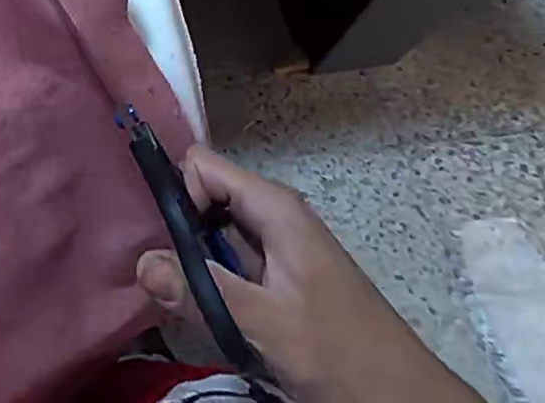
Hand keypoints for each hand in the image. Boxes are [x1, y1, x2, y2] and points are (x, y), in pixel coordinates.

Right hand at [136, 146, 479, 402]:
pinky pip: (232, 254)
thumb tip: (141, 263)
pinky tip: (210, 307)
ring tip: (183, 293)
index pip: (203, 165)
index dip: (181, 194)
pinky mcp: (280, 271)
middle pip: (207, 193)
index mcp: (272, 206)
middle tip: (170, 272)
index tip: (171, 242)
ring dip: (196, 254)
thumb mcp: (265, 323)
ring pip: (217, 227)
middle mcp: (273, 212)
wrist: (404, 399)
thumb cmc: (338, 351)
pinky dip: (214, 272)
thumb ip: (201, 290)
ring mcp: (278, 242)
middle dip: (182, 226)